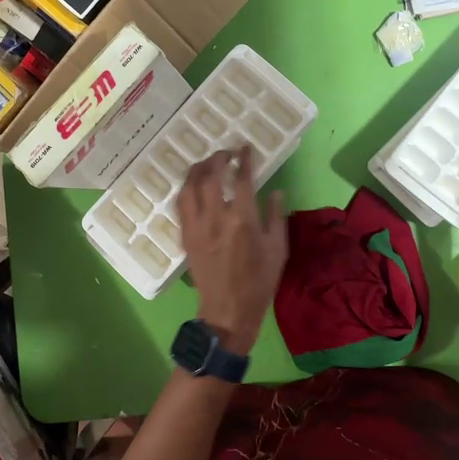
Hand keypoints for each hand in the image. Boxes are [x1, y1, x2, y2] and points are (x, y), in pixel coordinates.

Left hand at [176, 146, 287, 353]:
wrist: (228, 311)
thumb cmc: (258, 283)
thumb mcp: (277, 250)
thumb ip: (276, 216)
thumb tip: (275, 191)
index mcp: (242, 219)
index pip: (241, 179)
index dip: (243, 159)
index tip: (245, 148)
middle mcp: (215, 217)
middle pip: (210, 176)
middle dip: (217, 158)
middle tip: (226, 153)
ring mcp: (196, 226)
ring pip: (189, 186)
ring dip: (198, 169)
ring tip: (208, 164)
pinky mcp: (185, 236)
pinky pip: (181, 204)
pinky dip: (187, 188)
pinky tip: (194, 185)